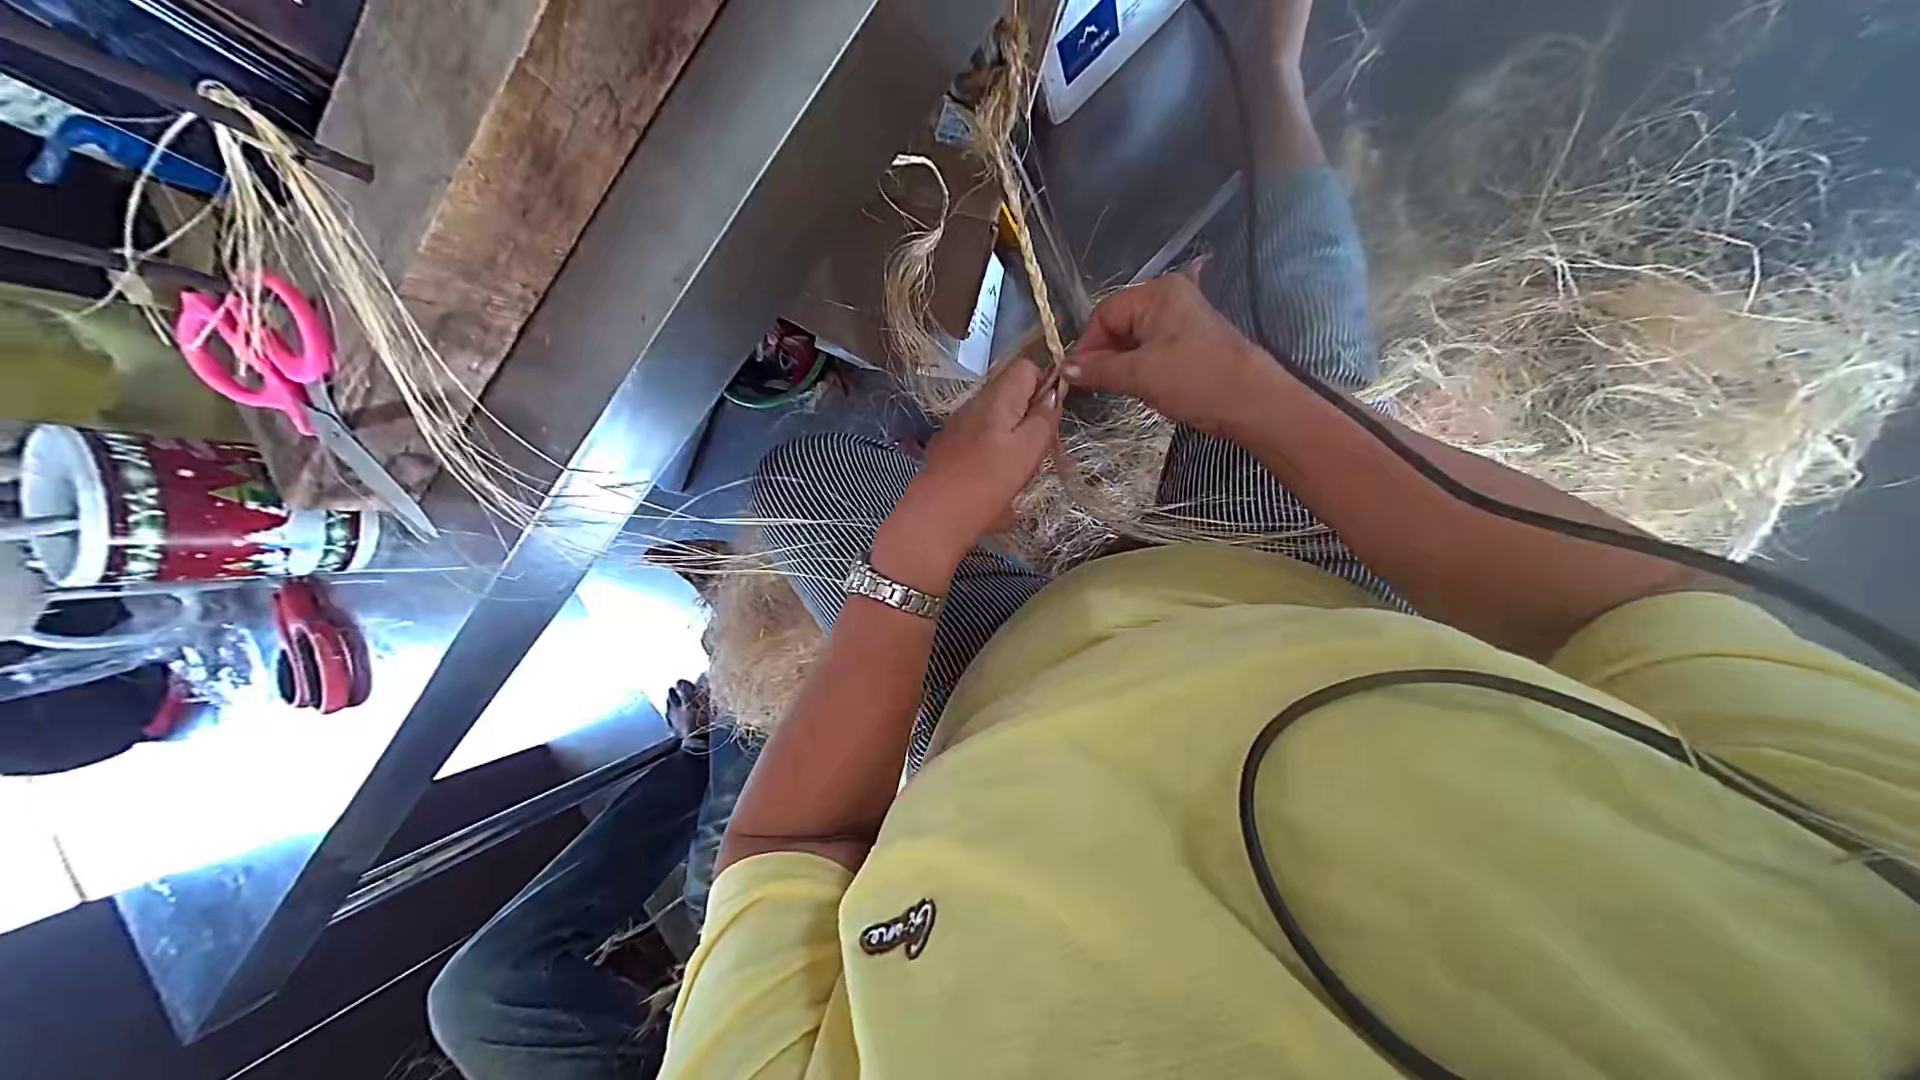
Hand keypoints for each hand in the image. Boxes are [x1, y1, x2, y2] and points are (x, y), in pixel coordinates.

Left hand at [876, 357, 1063, 586]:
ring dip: (1011, 433)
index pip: (1027, 366)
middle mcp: (974, 402)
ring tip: (1016, 465)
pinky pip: (978, 435)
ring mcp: (957, 423)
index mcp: (997, 396)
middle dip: (1029, 413)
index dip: (1046, 384)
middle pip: (1010, 391)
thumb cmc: (988, 481)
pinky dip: (991, 447)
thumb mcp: (1029, 449)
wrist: (937, 514)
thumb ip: (1045, 417)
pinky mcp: (948, 445)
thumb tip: (1055, 392)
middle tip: (1037, 447)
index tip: (1052, 416)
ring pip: (995, 415)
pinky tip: (991, 474)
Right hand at [1064, 275, 1279, 438]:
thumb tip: (1065, 369)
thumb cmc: (1195, 379)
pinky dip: (1139, 369)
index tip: (1075, 377)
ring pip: (1134, 341)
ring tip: (1119, 389)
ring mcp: (1182, 320)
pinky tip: (1141, 388)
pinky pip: (1151, 351)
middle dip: (1103, 356)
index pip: (1104, 314)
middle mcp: (1169, 298)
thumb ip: (1098, 370)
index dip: (1086, 345)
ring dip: (1121, 365)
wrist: (1252, 403)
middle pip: (1118, 325)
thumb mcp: (1139, 374)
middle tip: (1093, 386)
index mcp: (1157, 293)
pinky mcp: (1190, 343)